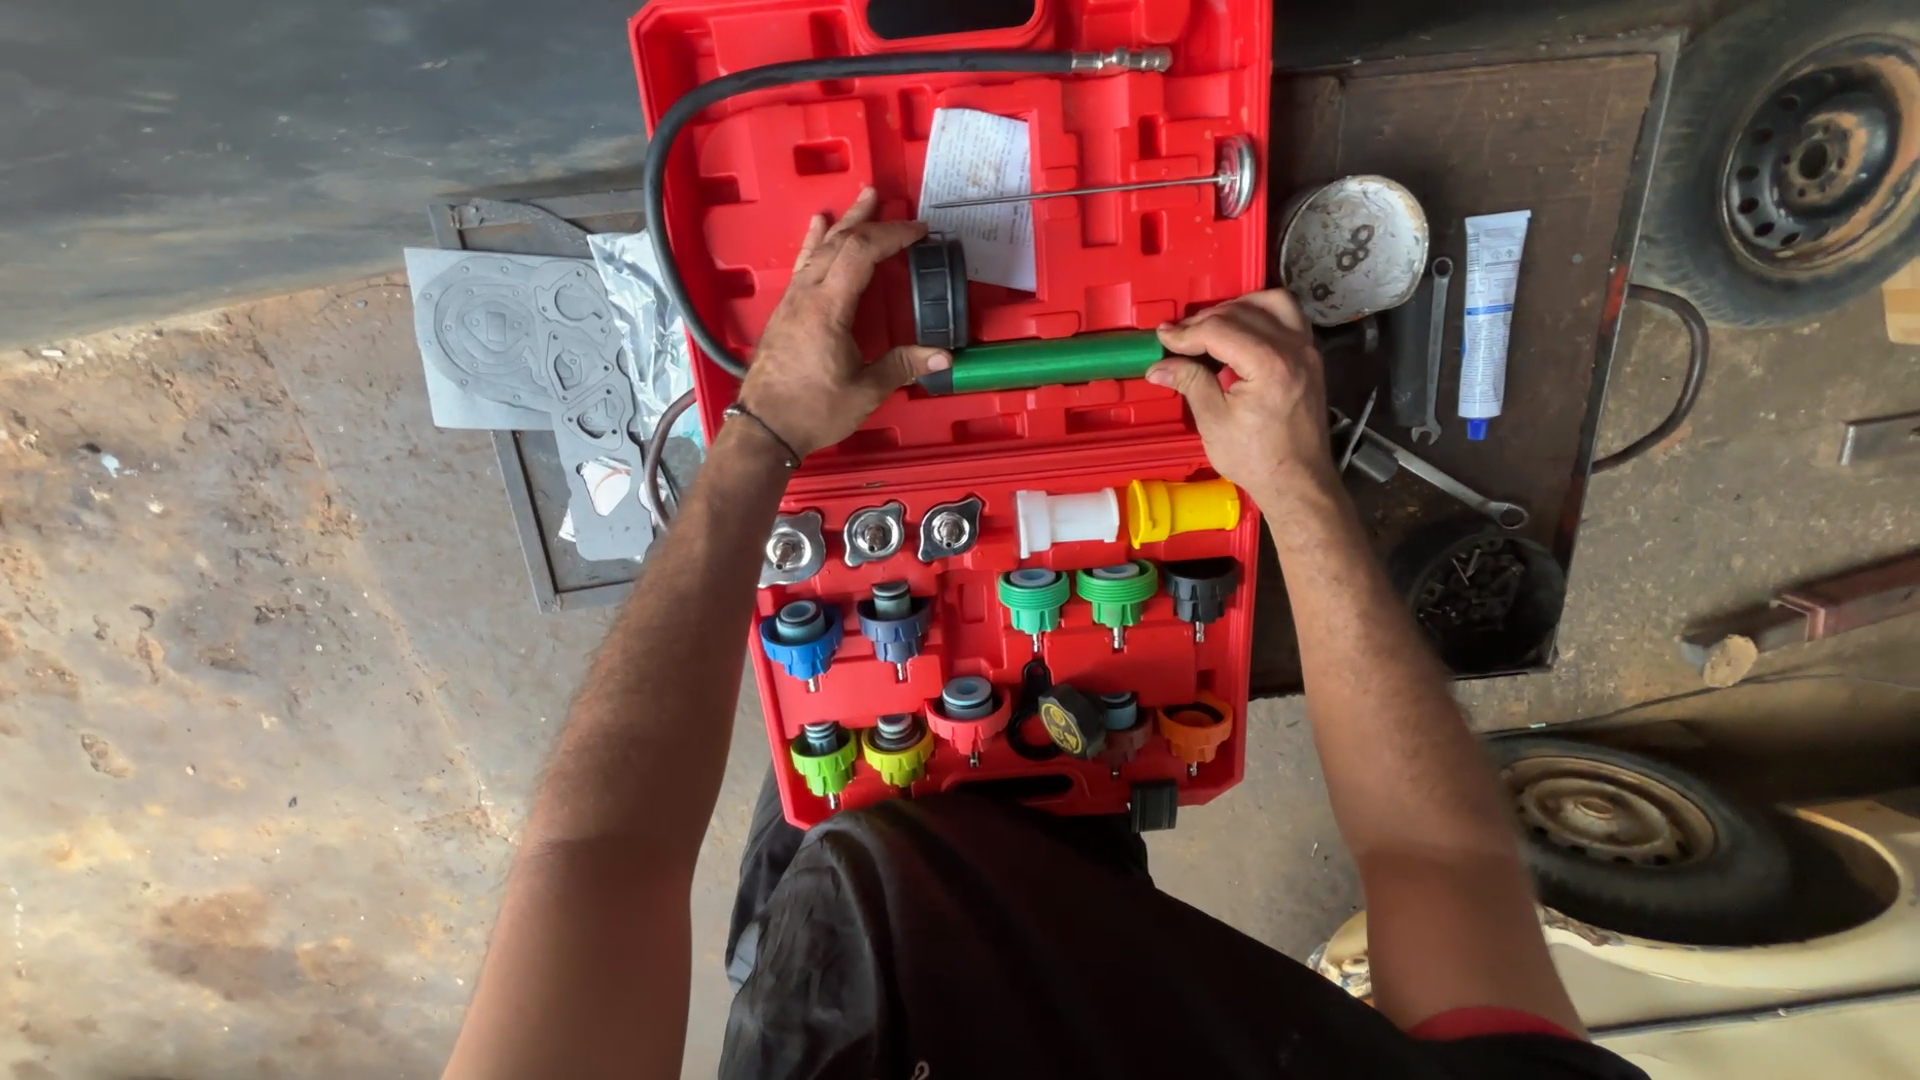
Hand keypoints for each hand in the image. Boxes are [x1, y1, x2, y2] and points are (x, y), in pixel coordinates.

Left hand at [734, 188, 950, 457]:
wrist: (765, 428)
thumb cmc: (813, 411)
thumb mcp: (865, 391)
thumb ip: (902, 367)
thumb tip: (943, 356)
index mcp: (828, 309)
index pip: (861, 254)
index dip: (891, 236)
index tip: (918, 232)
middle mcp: (806, 296)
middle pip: (838, 243)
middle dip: (866, 220)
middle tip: (886, 200)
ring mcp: (791, 302)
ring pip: (818, 250)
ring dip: (842, 225)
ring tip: (858, 203)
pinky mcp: (784, 313)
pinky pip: (803, 266)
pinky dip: (816, 244)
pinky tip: (816, 232)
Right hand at [1145, 289, 1334, 503]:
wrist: (1298, 481)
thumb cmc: (1256, 459)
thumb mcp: (1214, 422)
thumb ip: (1191, 382)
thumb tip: (1158, 365)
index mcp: (1269, 365)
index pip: (1220, 330)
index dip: (1187, 333)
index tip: (1162, 338)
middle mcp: (1294, 348)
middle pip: (1243, 312)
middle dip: (1206, 319)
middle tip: (1179, 336)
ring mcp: (1308, 351)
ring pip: (1273, 303)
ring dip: (1238, 307)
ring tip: (1211, 326)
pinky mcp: (1311, 358)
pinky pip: (1289, 317)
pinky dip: (1262, 315)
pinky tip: (1240, 332)